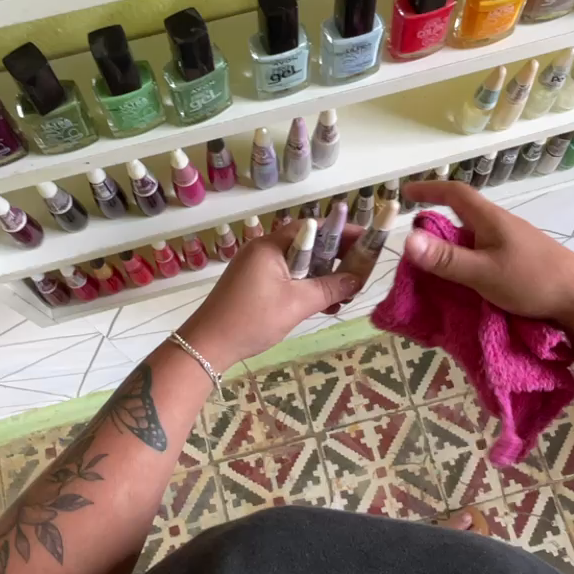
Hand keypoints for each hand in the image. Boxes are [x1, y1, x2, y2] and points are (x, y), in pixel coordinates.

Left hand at [177, 229, 371, 367]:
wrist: (207, 345)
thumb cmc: (251, 319)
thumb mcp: (297, 304)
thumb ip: (330, 288)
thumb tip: (358, 280)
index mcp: (271, 245)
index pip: (313, 227)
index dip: (342, 232)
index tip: (367, 241)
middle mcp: (263, 250)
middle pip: (308, 245)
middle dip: (336, 259)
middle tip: (360, 273)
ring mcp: (256, 267)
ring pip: (299, 264)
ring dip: (322, 277)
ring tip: (344, 295)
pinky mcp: (253, 284)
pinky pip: (287, 278)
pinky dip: (305, 287)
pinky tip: (323, 305)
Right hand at [400, 181, 573, 325]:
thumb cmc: (533, 282)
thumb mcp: (483, 273)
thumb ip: (445, 259)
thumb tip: (406, 239)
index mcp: (491, 220)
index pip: (455, 194)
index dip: (429, 189)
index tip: (405, 192)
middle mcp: (502, 226)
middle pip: (464, 214)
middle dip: (436, 220)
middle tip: (414, 238)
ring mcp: (514, 243)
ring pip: (475, 235)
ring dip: (452, 242)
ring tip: (434, 262)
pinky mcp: (521, 261)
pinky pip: (485, 251)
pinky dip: (467, 258)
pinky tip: (465, 278)